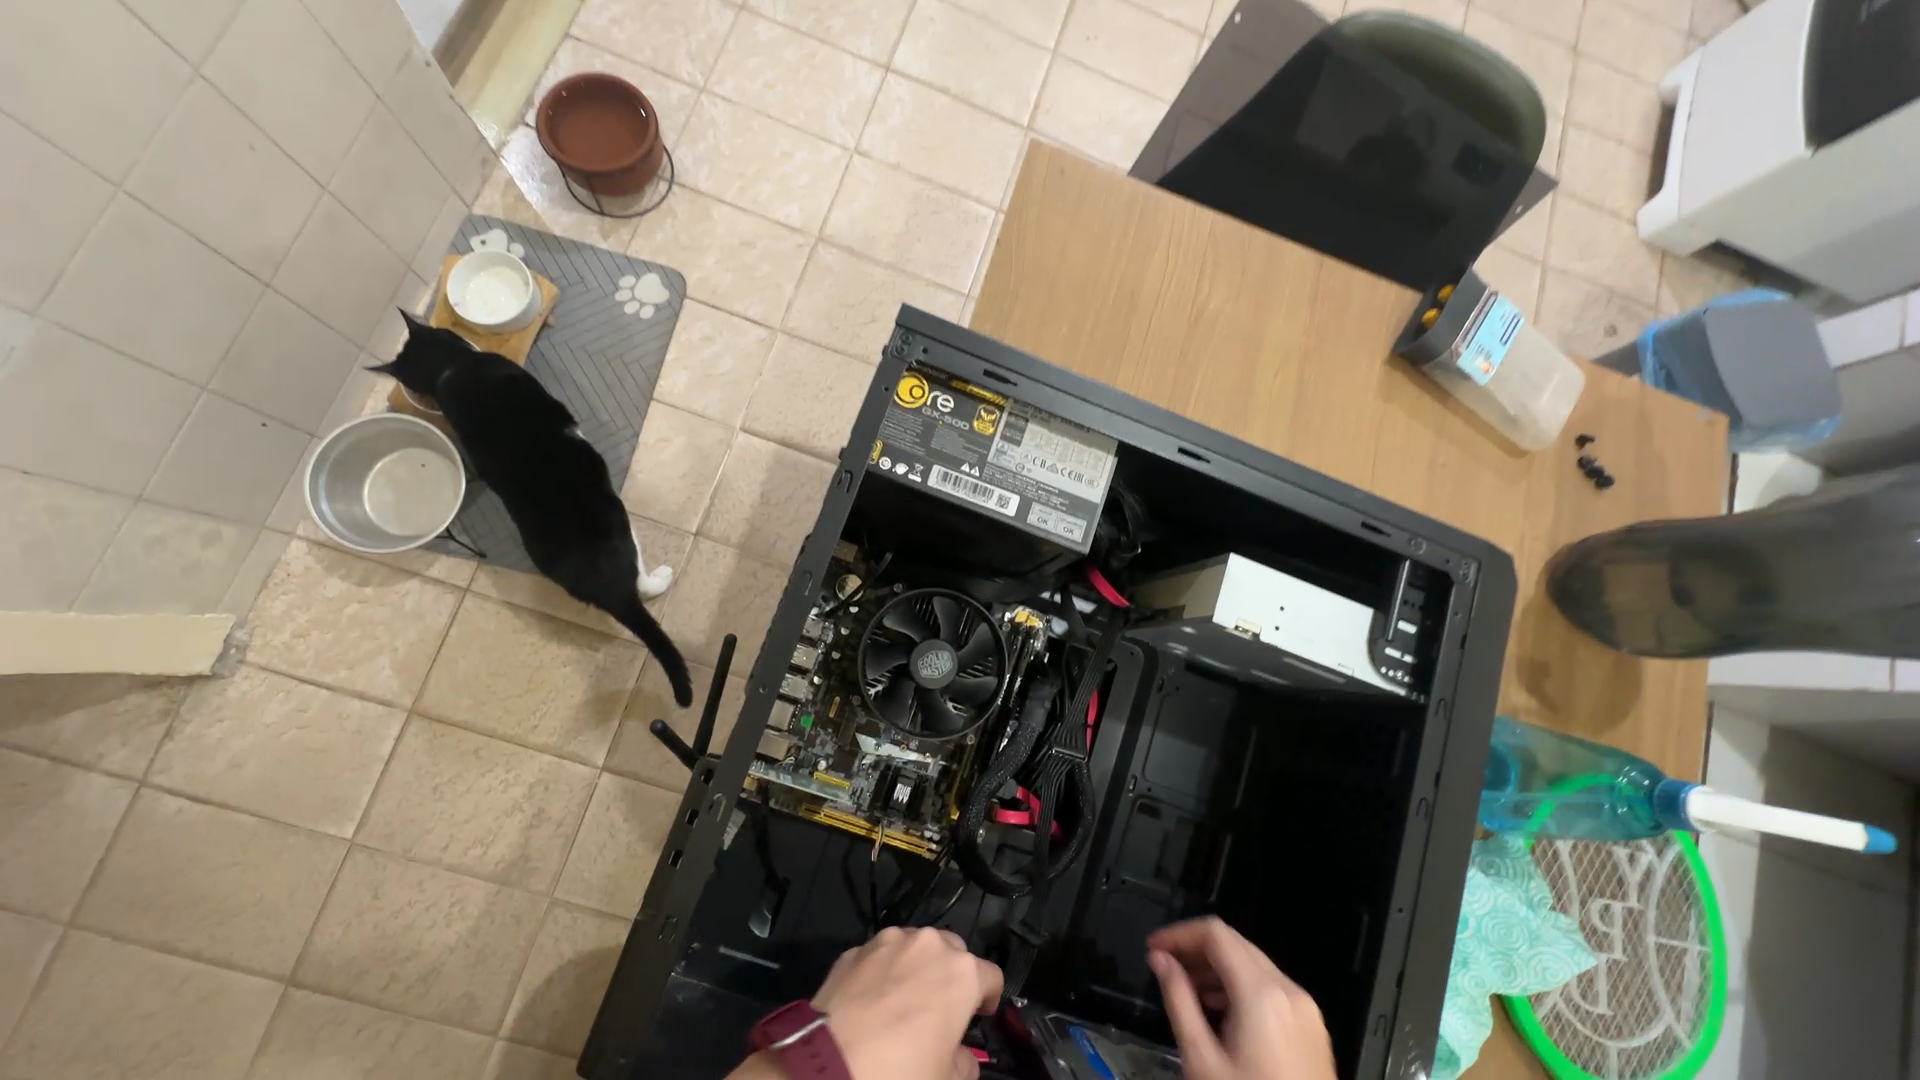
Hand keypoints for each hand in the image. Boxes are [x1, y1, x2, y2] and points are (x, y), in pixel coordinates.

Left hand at [810, 926, 1003, 1079]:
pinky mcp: (855, 949)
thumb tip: (960, 1057)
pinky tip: (871, 1002)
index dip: (988, 998)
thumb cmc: (900, 1071)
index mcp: (962, 972)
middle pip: (953, 951)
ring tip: (903, 1000)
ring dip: (917, 966)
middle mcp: (929, 944)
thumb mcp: (945, 1079)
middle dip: (952, 975)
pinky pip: (879, 956)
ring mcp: (889, 941)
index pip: (992, 977)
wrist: (830, 1063)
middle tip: (941, 1008)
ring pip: (914, 946)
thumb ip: (963, 1064)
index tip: (979, 1016)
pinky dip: (882, 971)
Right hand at [1147, 917, 1336, 1079]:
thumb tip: (1161, 961)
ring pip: (1254, 964)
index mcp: (1261, 992)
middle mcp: (1289, 990)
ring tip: (1186, 993)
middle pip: (1235, 944)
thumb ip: (1178, 1000)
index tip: (1153, 951)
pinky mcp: (1312, 1027)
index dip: (1179, 934)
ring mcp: (1306, 1009)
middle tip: (1164, 968)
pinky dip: (1240, 987)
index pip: (1215, 934)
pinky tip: (1219, 1014)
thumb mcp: (1202, 1059)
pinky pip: (1271, 988)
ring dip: (1217, 968)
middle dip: (1196, 950)